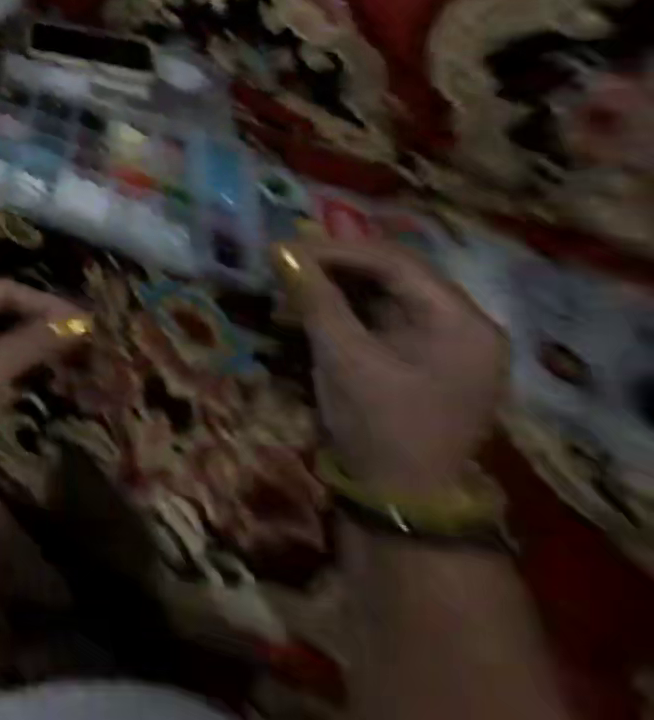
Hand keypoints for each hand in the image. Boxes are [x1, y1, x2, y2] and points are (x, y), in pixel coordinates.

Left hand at [0, 280, 88, 473]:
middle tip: (89, 336)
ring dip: (35, 342)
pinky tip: (51, 371)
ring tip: (80, 353)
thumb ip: (35, 340)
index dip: (46, 302)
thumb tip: (83, 322)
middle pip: (3, 308)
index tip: (90, 321)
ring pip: (1, 334)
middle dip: (42, 321)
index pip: (5, 289)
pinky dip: (22, 361)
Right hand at [284, 240, 508, 498]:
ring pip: (385, 292)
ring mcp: (444, 342)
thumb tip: (281, 252)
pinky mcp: (420, 356)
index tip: (280, 250)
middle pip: (394, 273)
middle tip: (280, 262)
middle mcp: (462, 324)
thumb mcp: (343, 357)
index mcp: (461, 323)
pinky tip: (305, 310)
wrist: (402, 492)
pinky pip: (380, 316)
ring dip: (334, 284)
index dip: (334, 250)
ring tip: (285, 285)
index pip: (396, 263)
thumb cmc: (380, 422)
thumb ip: (316, 300)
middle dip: (334, 263)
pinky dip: (341, 307)